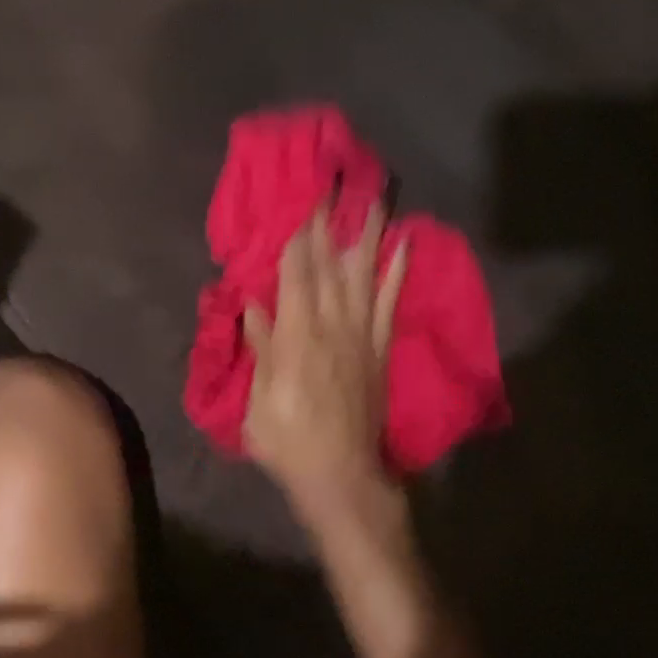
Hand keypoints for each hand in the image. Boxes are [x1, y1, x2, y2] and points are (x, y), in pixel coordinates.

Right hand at [242, 203, 407, 502]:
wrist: (340, 474)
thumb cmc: (288, 441)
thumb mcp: (259, 400)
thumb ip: (261, 350)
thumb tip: (254, 306)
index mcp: (296, 338)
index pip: (295, 276)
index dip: (297, 237)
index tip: (300, 200)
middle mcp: (331, 327)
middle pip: (329, 267)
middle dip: (328, 224)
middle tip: (334, 183)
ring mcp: (360, 336)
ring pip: (363, 275)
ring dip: (366, 235)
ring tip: (373, 198)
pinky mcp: (378, 349)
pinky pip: (389, 303)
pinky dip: (397, 272)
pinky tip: (403, 245)